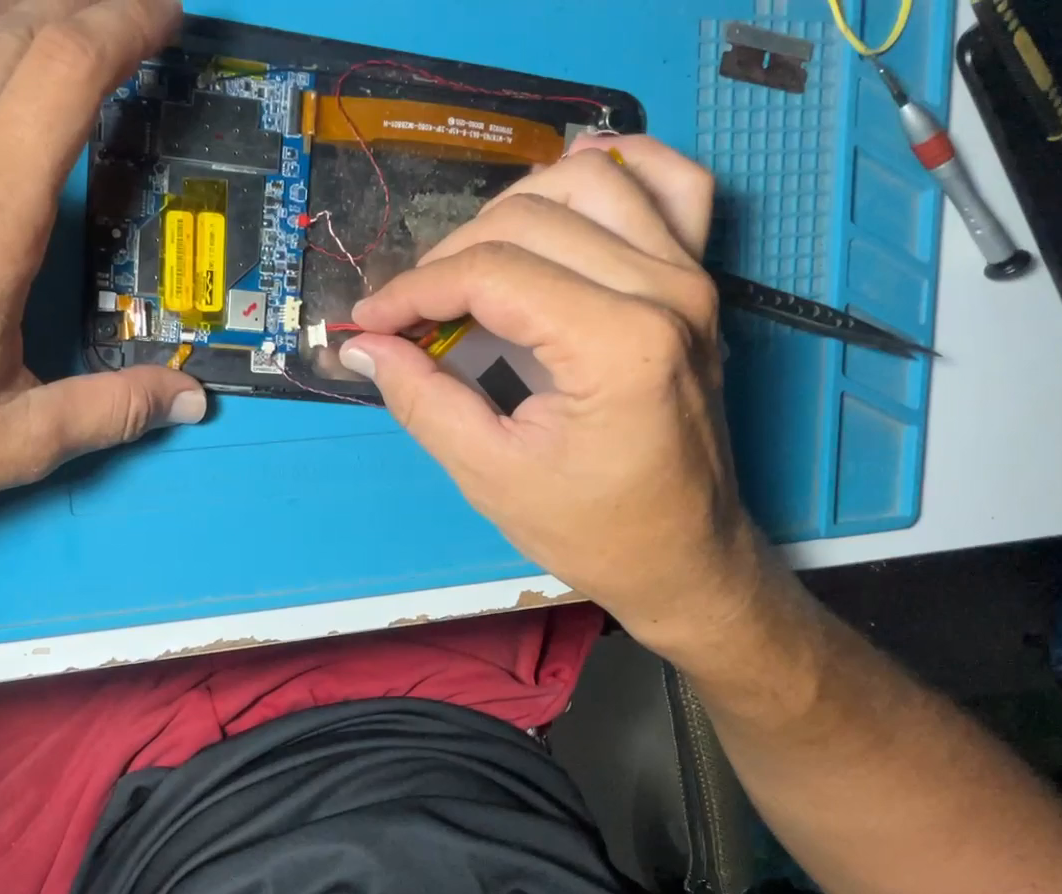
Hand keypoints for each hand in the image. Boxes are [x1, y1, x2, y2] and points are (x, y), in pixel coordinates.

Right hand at [338, 137, 775, 645]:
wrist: (681, 555)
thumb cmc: (589, 527)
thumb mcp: (488, 474)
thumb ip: (421, 400)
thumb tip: (362, 345)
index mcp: (614, 344)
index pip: (492, 273)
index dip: (414, 290)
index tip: (368, 322)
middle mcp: (663, 288)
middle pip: (529, 219)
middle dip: (447, 259)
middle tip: (407, 314)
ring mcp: (691, 275)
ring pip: (590, 182)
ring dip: (510, 210)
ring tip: (467, 268)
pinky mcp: (699, 280)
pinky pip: (673, 185)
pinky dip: (619, 169)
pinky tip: (566, 193)